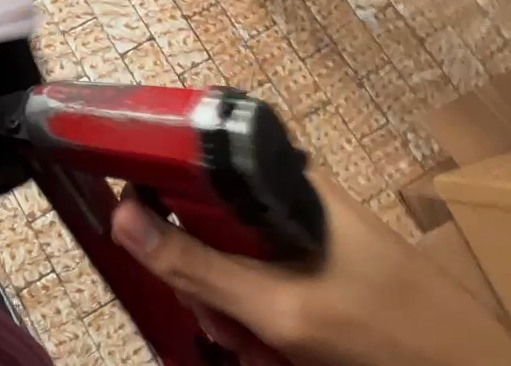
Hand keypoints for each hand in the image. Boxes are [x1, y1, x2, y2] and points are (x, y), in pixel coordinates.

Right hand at [111, 172, 510, 365]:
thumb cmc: (393, 340)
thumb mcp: (284, 308)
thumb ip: (197, 267)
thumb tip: (117, 218)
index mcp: (284, 179)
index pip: (191, 163)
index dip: (159, 202)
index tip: (158, 253)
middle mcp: (291, 196)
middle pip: (204, 219)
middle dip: (201, 277)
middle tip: (220, 325)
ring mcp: (308, 235)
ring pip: (229, 257)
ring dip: (227, 307)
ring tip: (251, 349)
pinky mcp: (322, 270)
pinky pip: (261, 282)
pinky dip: (256, 318)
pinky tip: (272, 353)